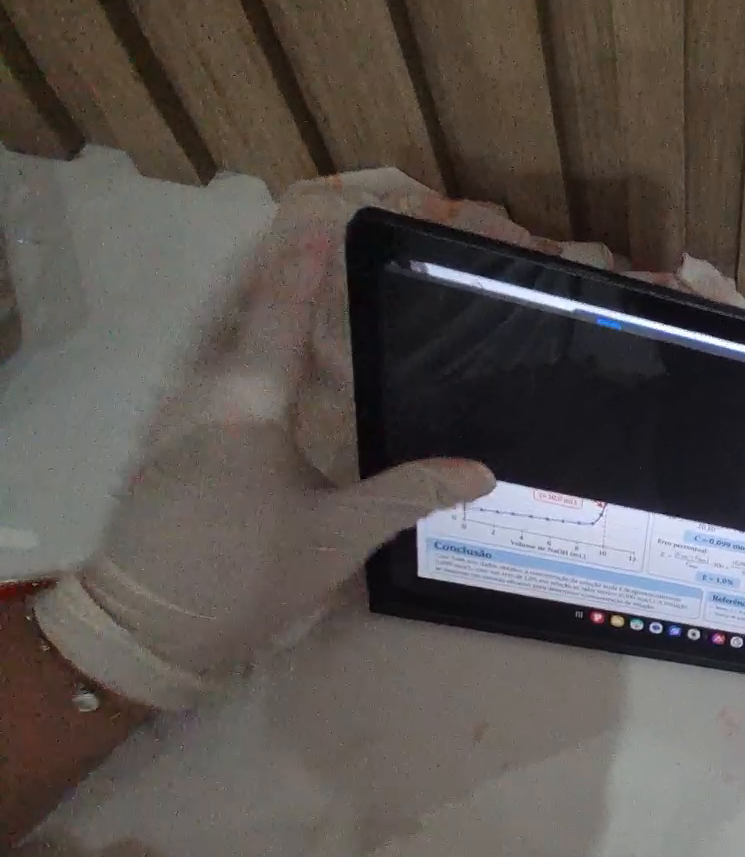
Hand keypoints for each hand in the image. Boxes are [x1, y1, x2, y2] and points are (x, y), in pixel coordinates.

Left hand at [33, 235, 493, 710]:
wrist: (150, 626)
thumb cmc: (247, 569)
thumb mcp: (341, 533)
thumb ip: (411, 493)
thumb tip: (483, 470)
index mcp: (243, 414)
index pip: (276, 329)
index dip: (300, 279)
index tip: (319, 230)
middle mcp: (202, 406)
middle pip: (232, 324)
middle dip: (268, 280)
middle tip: (305, 242)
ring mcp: (180, 428)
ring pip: (214, 351)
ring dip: (251, 313)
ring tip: (290, 287)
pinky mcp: (175, 452)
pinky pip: (212, 381)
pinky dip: (240, 353)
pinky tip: (267, 366)